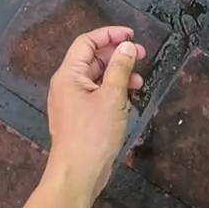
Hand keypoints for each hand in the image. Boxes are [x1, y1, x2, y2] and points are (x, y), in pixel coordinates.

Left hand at [45, 26, 145, 199]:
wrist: (77, 173)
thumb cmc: (93, 133)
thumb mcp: (112, 97)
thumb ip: (120, 68)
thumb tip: (127, 46)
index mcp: (69, 74)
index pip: (87, 42)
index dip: (109, 34)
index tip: (132, 36)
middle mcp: (67, 84)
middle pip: (92, 59)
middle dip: (117, 55)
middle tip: (141, 56)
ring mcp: (72, 101)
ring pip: (96, 78)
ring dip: (118, 75)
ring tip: (139, 82)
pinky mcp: (79, 116)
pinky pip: (96, 94)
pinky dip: (113, 91)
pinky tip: (129, 99)